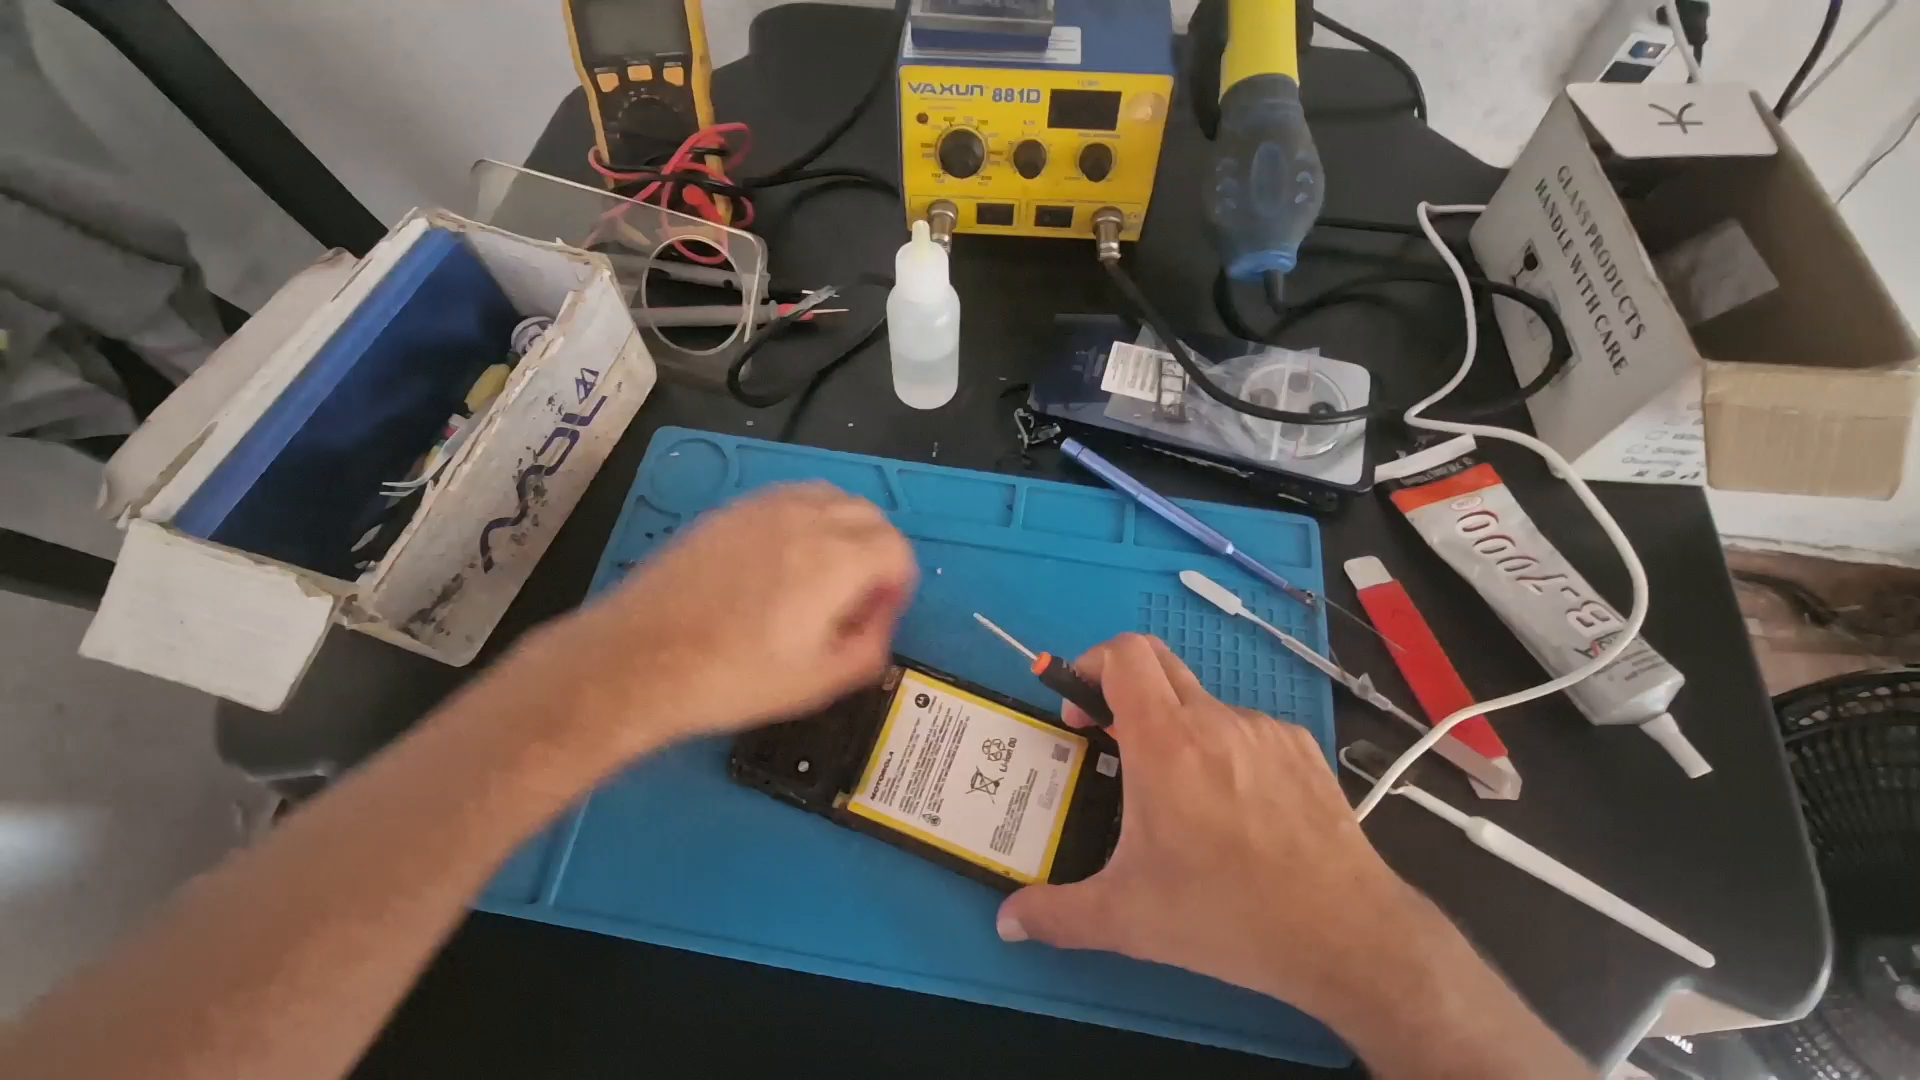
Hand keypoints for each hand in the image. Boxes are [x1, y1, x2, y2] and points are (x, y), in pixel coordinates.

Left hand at [532, 483, 917, 757]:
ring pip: (831, 497)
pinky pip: (790, 498)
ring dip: (845, 529)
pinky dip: (807, 519)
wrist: (639, 660)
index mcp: (835, 560)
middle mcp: (806, 519)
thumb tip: (879, 619)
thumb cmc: (733, 678)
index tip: (879, 612)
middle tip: (858, 596)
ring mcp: (764, 508)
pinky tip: (784, 560)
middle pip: (870, 515)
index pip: (897, 548)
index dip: (899, 583)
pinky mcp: (730, 511)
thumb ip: (871, 646)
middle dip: (878, 552)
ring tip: (825, 574)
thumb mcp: (819, 682)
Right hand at [994, 634, 1435, 1019]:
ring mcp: (1264, 729)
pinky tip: (1233, 809)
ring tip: (1178, 795)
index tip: (1080, 717)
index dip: (1088, 666)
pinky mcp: (1301, 748)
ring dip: (1173, 726)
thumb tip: (1007, 920)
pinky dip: (1221, 748)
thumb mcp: (1128, 920)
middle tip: (1112, 742)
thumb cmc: (1225, 914)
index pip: (1123, 654)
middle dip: (1121, 688)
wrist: (1347, 935)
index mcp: (1165, 741)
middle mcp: (1214, 719)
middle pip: (1156, 662)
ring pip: (1201, 701)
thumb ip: (1056, 915)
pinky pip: (1244, 728)